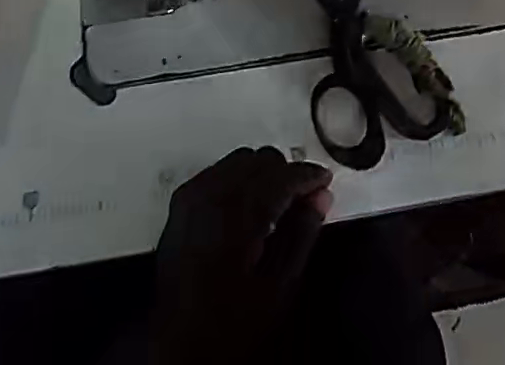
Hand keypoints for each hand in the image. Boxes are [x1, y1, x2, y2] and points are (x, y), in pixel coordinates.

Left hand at [149, 147, 333, 364]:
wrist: (180, 344)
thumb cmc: (227, 327)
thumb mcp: (277, 287)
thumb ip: (301, 234)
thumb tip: (319, 199)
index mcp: (235, 214)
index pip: (280, 175)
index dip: (308, 175)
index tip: (324, 181)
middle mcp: (208, 196)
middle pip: (259, 160)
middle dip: (286, 174)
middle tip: (306, 198)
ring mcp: (190, 196)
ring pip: (238, 160)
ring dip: (262, 173)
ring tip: (281, 205)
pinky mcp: (180, 202)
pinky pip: (217, 171)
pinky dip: (239, 178)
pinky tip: (251, 206)